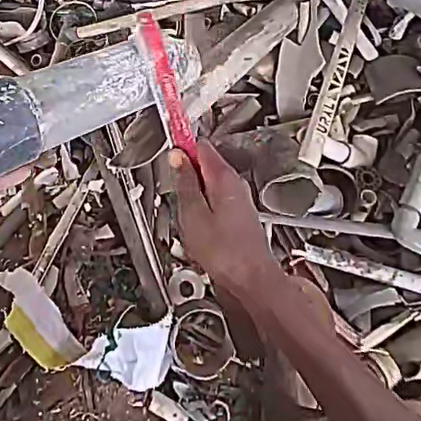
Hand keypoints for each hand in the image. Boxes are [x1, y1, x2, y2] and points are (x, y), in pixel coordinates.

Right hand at [168, 140, 284, 300]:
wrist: (250, 280)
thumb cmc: (225, 252)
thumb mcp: (192, 214)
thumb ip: (184, 183)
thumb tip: (178, 159)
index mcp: (223, 178)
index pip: (200, 145)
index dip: (181, 143)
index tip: (169, 141)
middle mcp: (235, 184)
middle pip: (205, 164)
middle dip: (185, 172)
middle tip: (173, 188)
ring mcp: (238, 200)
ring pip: (208, 184)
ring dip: (192, 193)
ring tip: (184, 215)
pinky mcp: (238, 215)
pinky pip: (214, 200)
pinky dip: (201, 208)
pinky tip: (196, 228)